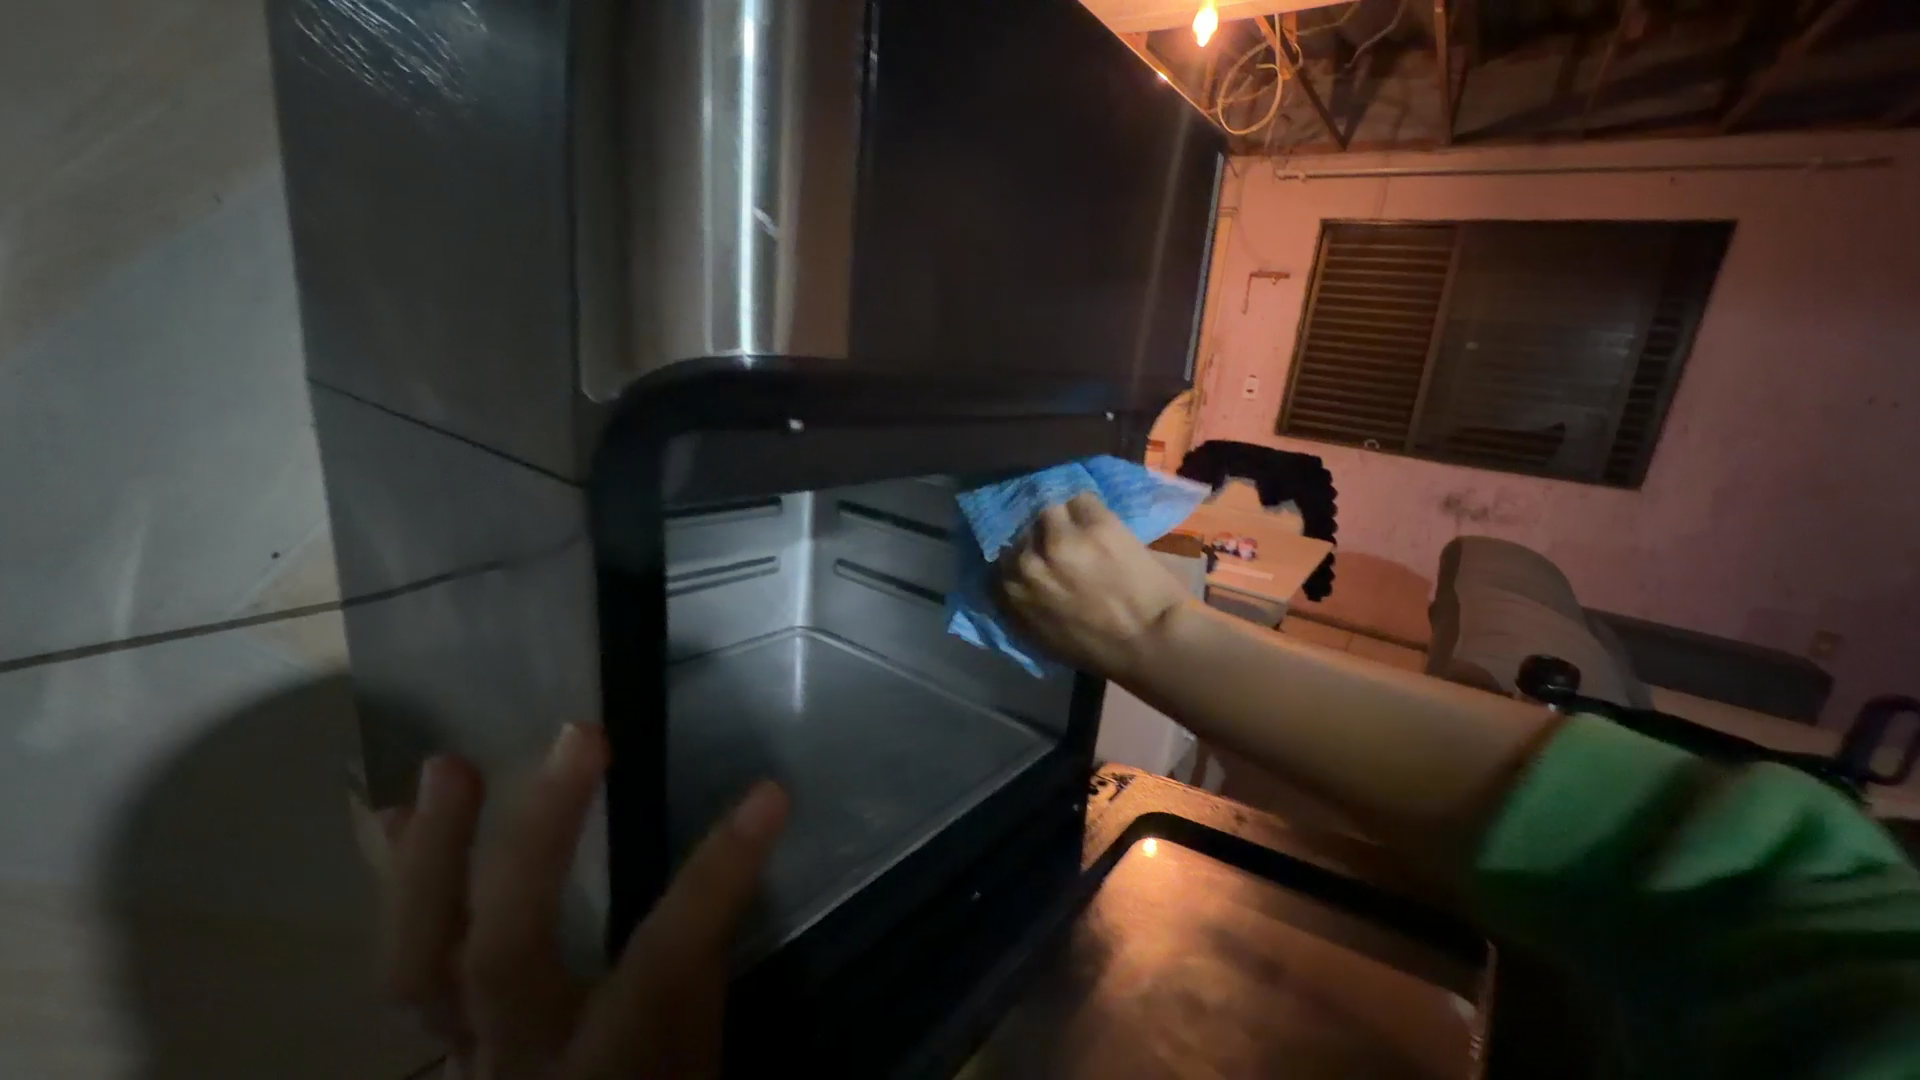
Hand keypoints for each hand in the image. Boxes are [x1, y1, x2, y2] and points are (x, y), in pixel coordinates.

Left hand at [380, 724, 787, 1078]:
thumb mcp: (696, 1053)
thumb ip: (699, 962)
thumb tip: (731, 851)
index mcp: (613, 1064)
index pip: (667, 959)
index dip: (716, 875)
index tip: (768, 796)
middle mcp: (523, 1058)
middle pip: (508, 950)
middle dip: (540, 834)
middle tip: (580, 737)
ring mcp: (463, 1047)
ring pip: (417, 959)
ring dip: (432, 853)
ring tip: (447, 765)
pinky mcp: (437, 1032)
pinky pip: (406, 958)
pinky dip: (398, 882)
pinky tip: (394, 815)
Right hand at [992, 493, 1196, 678]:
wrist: (1149, 643)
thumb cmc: (1099, 651)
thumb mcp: (1043, 637)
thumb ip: (1024, 605)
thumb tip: (1021, 583)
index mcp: (1012, 593)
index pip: (1001, 558)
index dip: (1023, 554)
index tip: (1038, 556)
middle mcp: (1028, 562)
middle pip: (1024, 530)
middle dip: (1040, 535)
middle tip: (1061, 542)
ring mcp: (1060, 539)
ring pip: (1050, 509)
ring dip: (1063, 518)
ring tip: (1081, 527)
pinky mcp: (1093, 523)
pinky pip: (1082, 500)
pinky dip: (1089, 509)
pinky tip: (1101, 521)